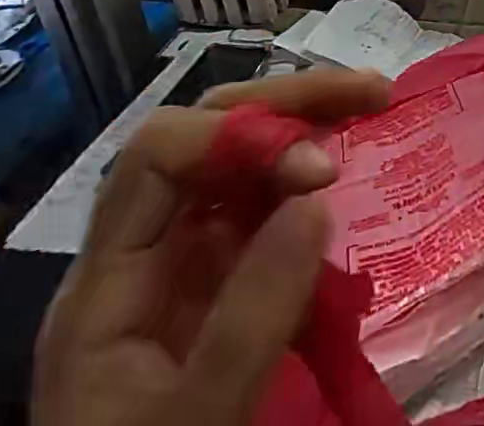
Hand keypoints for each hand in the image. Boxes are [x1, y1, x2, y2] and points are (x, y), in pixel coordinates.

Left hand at [33, 69, 390, 425]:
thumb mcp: (195, 422)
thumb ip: (250, 320)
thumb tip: (317, 199)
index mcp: (111, 277)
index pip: (157, 155)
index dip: (236, 138)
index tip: (317, 171)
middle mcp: (147, 245)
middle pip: (205, 133)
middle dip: (287, 102)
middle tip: (370, 92)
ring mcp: (186, 257)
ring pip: (239, 157)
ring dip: (304, 123)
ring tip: (372, 104)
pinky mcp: (223, 274)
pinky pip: (264, 204)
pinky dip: (307, 176)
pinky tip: (348, 164)